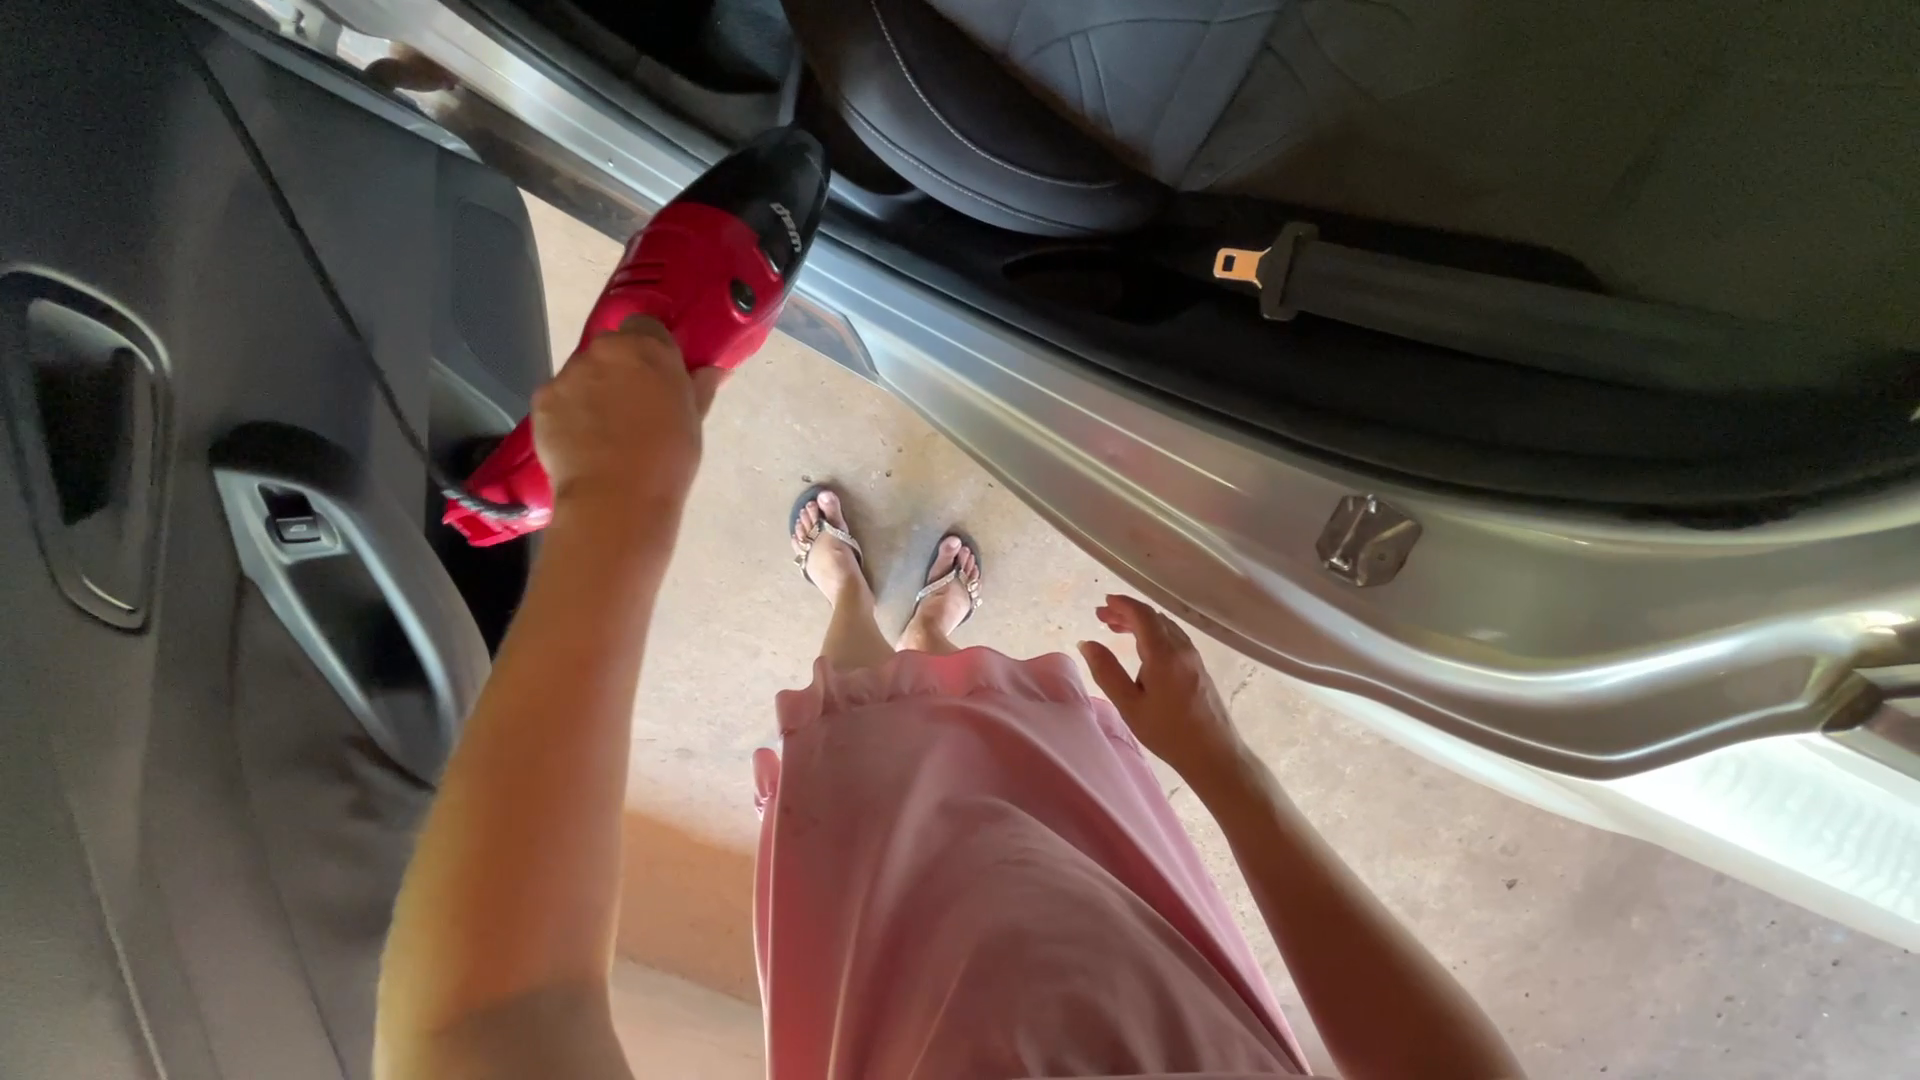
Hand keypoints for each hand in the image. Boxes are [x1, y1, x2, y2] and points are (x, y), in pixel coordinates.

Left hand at [532, 318, 723, 521]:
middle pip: (611, 348)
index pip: (646, 325)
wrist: (617, 497)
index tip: (658, 375)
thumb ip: (700, 388)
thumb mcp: (694, 422)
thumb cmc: (669, 459)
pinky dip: (570, 414)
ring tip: (605, 432)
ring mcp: (569, 373)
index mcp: (648, 349)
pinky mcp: (543, 399)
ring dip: (594, 391)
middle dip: (620, 369)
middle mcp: (605, 351)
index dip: (651, 349)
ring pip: (583, 373)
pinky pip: (560, 399)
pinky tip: (583, 442)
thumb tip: (712, 370)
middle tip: (633, 406)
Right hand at [1079, 595, 1247, 785]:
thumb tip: (1087, 643)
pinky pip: (1173, 637)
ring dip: (1141, 622)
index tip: (1103, 603)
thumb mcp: (1129, 705)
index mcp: (1163, 653)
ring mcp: (1193, 657)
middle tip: (1102, 616)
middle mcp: (1181, 648)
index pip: (1142, 615)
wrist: (1214, 754)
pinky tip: (1144, 647)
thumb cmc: (1168, 732)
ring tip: (1117, 629)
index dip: (1122, 604)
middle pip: (1154, 617)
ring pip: (1165, 626)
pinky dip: (1154, 632)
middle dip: (1127, 612)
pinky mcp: (1199, 667)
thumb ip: (1106, 671)